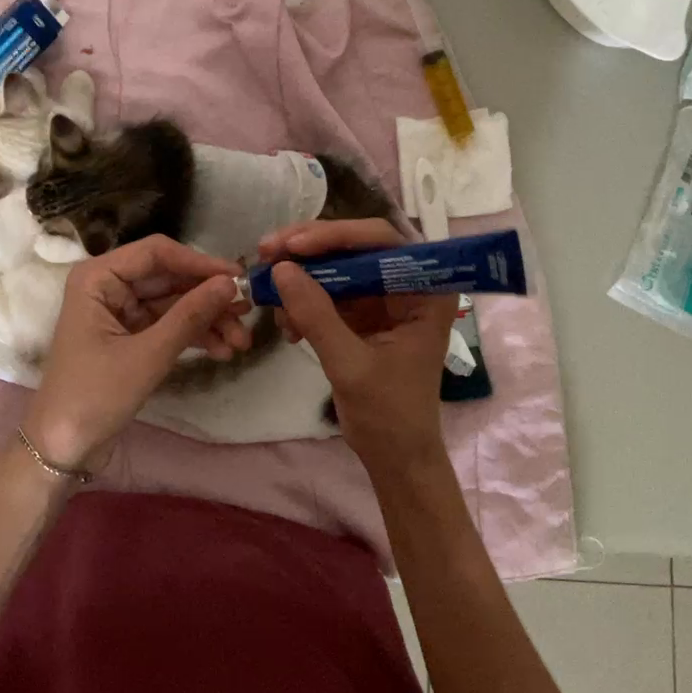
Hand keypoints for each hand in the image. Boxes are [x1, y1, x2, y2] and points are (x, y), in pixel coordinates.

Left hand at [24, 235, 249, 472]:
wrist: (63, 448)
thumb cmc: (94, 396)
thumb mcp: (147, 356)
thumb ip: (189, 316)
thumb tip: (230, 284)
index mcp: (97, 277)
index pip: (156, 253)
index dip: (199, 263)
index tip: (239, 278)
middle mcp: (107, 286)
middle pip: (169, 278)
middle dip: (208, 297)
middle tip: (248, 314)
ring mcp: (119, 312)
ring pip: (173, 304)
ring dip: (207, 320)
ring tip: (240, 343)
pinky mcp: (129, 337)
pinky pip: (168, 325)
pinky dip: (194, 335)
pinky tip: (222, 350)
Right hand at [259, 219, 455, 471]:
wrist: (395, 456)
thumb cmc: (389, 414)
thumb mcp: (350, 365)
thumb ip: (316, 315)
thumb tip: (280, 269)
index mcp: (426, 291)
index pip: (381, 242)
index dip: (336, 236)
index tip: (293, 246)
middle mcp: (408, 285)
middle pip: (354, 247)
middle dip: (309, 249)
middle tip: (265, 250)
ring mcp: (382, 299)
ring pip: (335, 266)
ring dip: (300, 275)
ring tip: (267, 291)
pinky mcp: (362, 315)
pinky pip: (326, 292)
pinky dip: (301, 301)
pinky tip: (285, 326)